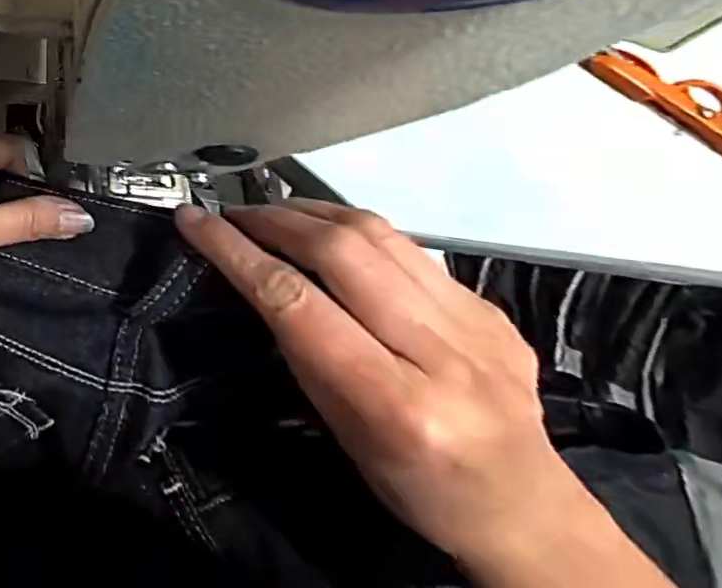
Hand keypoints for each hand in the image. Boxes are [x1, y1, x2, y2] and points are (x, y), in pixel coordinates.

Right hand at [175, 200, 670, 587]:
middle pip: (340, 251)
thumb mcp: (338, 429)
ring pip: (376, 232)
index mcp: (395, 403)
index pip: (296, 302)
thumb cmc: (413, 483)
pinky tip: (329, 231)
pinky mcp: (488, 304)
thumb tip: (255, 273)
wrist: (526, 510)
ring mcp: (475, 322)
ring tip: (271, 211)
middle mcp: (442, 354)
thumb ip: (300, 348)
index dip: (236, 252)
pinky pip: (406, 244)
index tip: (195, 221)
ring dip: (309, 210)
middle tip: (232, 213)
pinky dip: (352, 226)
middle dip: (272, 219)